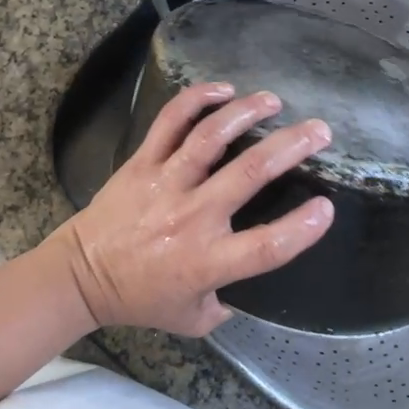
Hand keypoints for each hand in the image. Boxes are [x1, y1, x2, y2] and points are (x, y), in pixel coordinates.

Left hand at [53, 83, 334, 336]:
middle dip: (289, 147)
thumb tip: (258, 280)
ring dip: (246, 113)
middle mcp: (190, 217)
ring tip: (272, 101)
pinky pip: (170, 123)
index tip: (326, 207)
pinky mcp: (143, 162)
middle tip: (319, 130)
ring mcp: (165, 183)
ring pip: (210, 138)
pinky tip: (222, 89)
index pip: (264, 247)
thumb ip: (230, 300)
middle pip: (247, 175)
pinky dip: (196, 100)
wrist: (82, 275)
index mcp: (206, 262)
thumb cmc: (142, 298)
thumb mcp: (194, 319)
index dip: (300, 228)